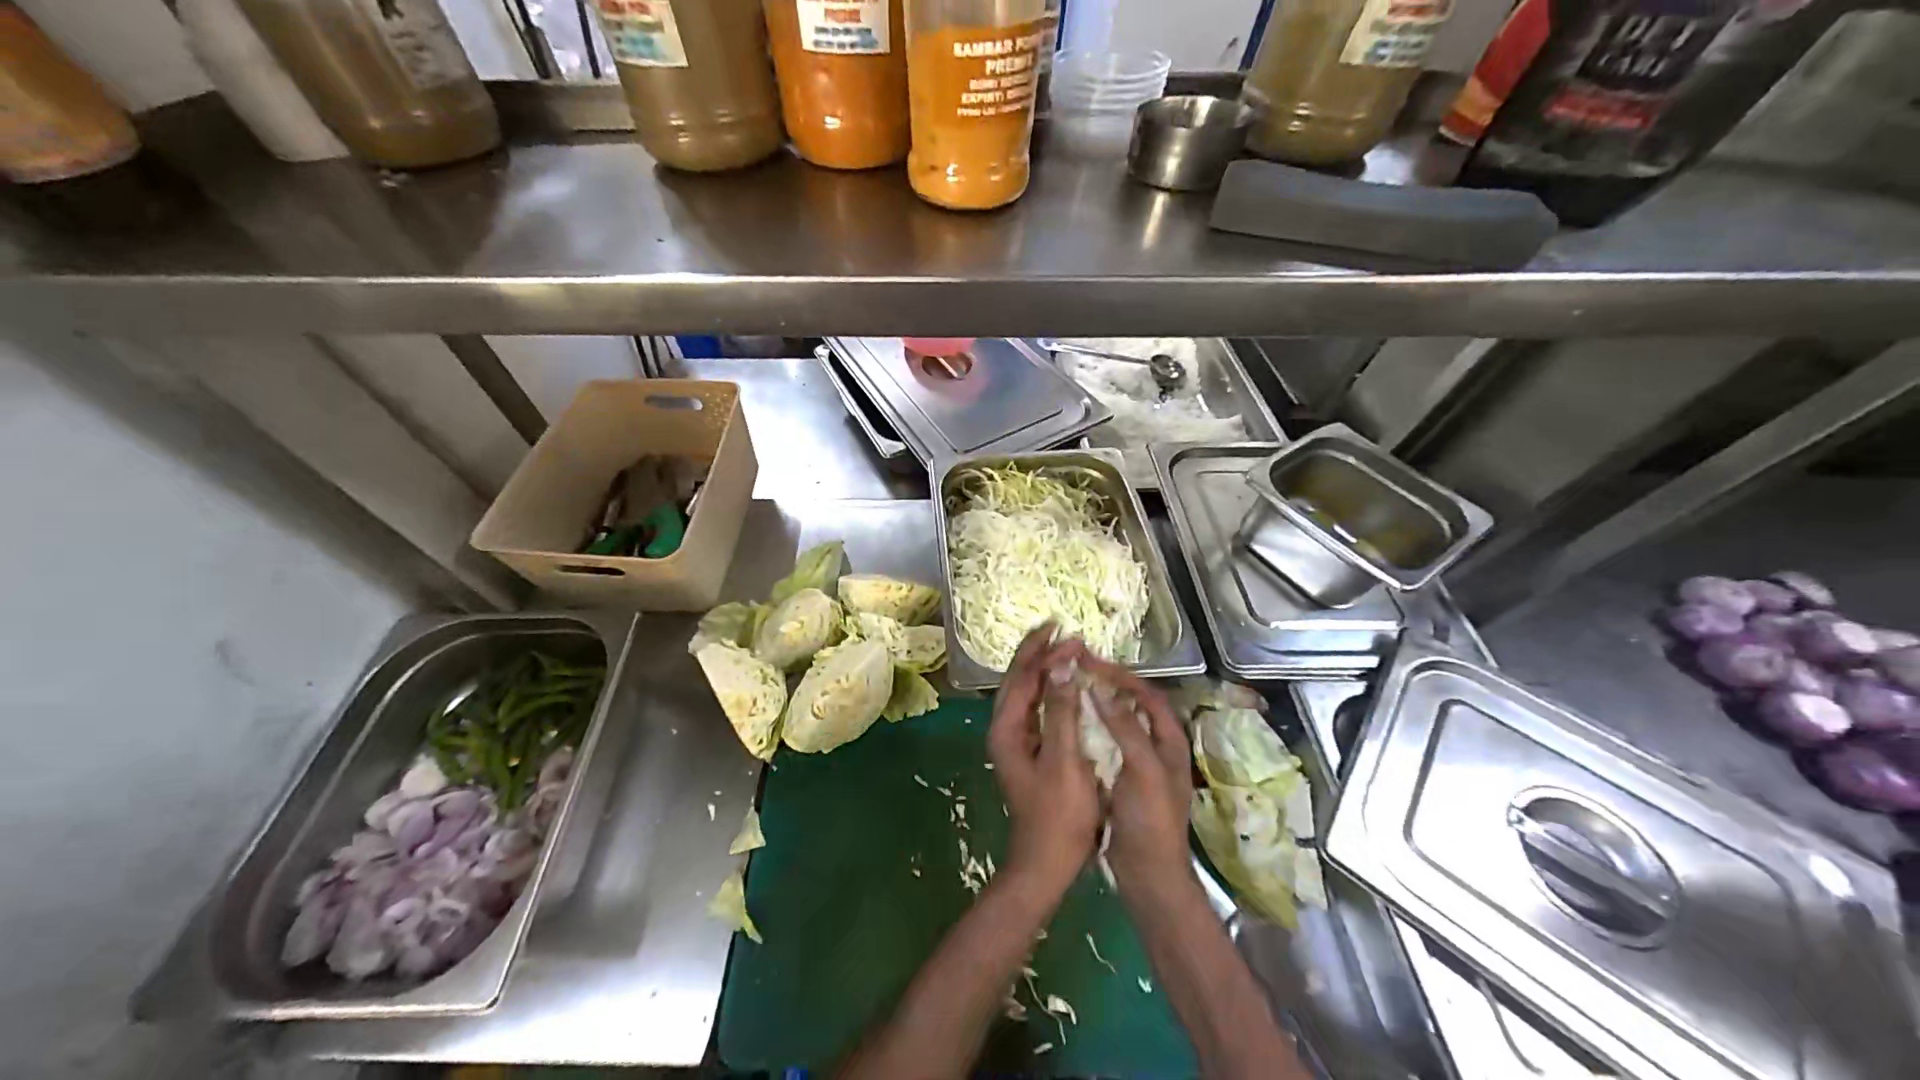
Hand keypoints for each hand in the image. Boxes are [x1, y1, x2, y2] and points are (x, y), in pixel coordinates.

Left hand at [987, 624, 1101, 898]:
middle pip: (1018, 680)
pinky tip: (1065, 684)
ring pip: (1026, 693)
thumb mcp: (1064, 760)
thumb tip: (1061, 665)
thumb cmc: (1058, 814)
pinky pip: (1036, 709)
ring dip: (1043, 669)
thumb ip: (1061, 711)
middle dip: (1037, 652)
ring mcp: (1015, 741)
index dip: (1043, 652)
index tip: (1066, 631)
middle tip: (1058, 628)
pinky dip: (1049, 690)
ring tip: (1062, 647)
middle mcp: (1004, 729)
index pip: (1022, 677)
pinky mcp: (1028, 751)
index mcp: (1007, 729)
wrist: (1046, 862)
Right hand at [1079, 655, 1195, 891]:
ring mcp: (1137, 762)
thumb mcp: (1143, 771)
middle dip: (1107, 684)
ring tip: (1069, 688)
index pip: (1147, 695)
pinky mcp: (1119, 778)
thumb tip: (1103, 690)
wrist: (1147, 875)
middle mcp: (1156, 746)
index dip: (1121, 677)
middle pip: (1132, 705)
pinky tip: (1068, 723)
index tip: (1091, 664)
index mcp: (1169, 741)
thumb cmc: (1151, 822)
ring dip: (1096, 704)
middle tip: (1076, 670)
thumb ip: (1127, 729)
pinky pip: (1104, 743)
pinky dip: (1089, 728)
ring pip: (1116, 722)